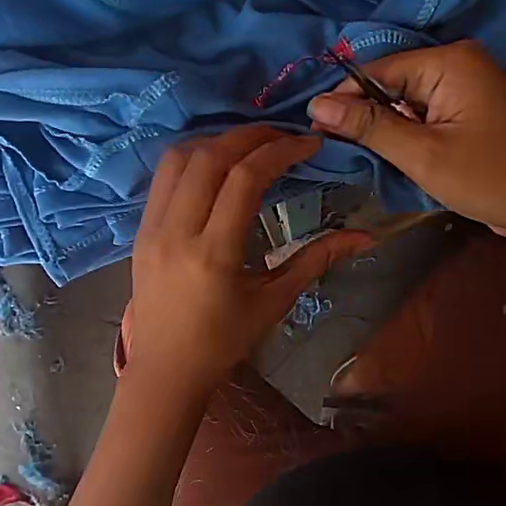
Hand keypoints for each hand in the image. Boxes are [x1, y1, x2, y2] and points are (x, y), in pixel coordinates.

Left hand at [127, 126, 370, 390]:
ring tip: (248, 147)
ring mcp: (151, 229)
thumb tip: (366, 236)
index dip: (279, 151)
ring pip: (179, 159)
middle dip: (250, 136)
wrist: (166, 370)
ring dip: (216, 142)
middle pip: (209, 157)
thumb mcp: (274, 302)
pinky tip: (214, 165)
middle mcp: (176, 232)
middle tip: (282, 137)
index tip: (308, 145)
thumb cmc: (223, 341)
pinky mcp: (139, 230)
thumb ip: (316, 260)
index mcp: (213, 253)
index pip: (244, 178)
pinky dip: (191, 159)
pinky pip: (162, 178)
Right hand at [306, 41, 505, 257]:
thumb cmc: (489, 178)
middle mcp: (457, 63)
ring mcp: (465, 86)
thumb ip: (368, 126)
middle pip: (390, 83)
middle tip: (338, 150)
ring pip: (403, 101)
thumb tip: (316, 105)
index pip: (377, 70)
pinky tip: (394, 156)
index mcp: (449, 61)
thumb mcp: (422, 154)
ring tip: (365, 157)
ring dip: (384, 128)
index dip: (344, 99)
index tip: (317, 132)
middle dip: (364, 115)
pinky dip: (405, 134)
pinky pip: (422, 113)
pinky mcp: (467, 110)